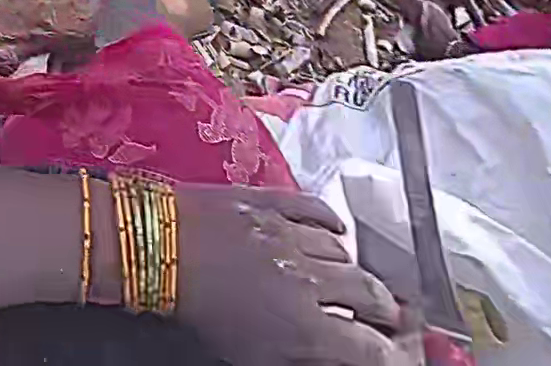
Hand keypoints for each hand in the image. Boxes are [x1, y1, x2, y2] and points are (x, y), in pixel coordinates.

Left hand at [175, 185, 419, 364]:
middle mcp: (309, 279)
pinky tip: (336, 230)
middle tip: (382, 313)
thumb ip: (304, 353)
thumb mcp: (255, 354)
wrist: (158, 245)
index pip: (374, 350)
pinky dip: (329, 219)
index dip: (390, 355)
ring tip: (348, 274)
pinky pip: (312, 206)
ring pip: (342, 251)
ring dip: (349, 265)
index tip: (392, 353)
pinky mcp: (268, 199)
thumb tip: (333, 350)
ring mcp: (289, 233)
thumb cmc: (201, 311)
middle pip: (369, 293)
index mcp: (308, 328)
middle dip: (382, 308)